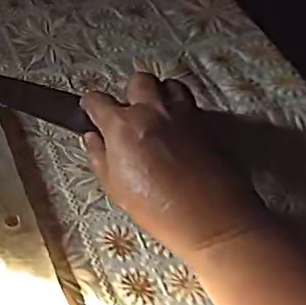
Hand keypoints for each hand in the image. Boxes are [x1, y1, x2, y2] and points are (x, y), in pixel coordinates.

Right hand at [81, 72, 269, 256]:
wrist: (215, 223)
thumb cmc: (157, 208)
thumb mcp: (114, 186)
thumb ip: (99, 156)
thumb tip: (93, 139)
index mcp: (122, 125)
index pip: (97, 99)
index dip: (90, 105)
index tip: (90, 112)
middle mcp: (154, 112)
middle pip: (140, 81)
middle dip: (130, 91)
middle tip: (127, 110)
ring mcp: (186, 117)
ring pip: (171, 86)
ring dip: (160, 95)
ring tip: (156, 113)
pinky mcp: (211, 128)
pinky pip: (193, 107)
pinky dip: (182, 112)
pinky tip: (177, 132)